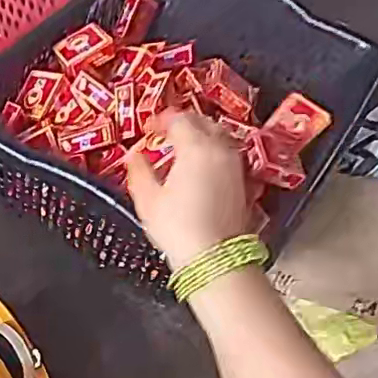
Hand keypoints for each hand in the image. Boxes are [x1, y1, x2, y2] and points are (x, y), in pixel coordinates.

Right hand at [123, 111, 257, 268]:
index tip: (149, 127)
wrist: (213, 257)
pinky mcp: (242, 183)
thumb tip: (134, 156)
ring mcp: (235, 166)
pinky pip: (225, 156)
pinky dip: (211, 153)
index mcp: (196, 147)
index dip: (161, 120)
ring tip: (181, 148)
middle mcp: (220, 150)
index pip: (179, 119)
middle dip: (183, 123)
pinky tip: (198, 168)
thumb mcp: (147, 200)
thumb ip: (139, 171)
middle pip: (203, 123)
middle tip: (164, 133)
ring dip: (199, 136)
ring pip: (218, 137)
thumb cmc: (178, 228)